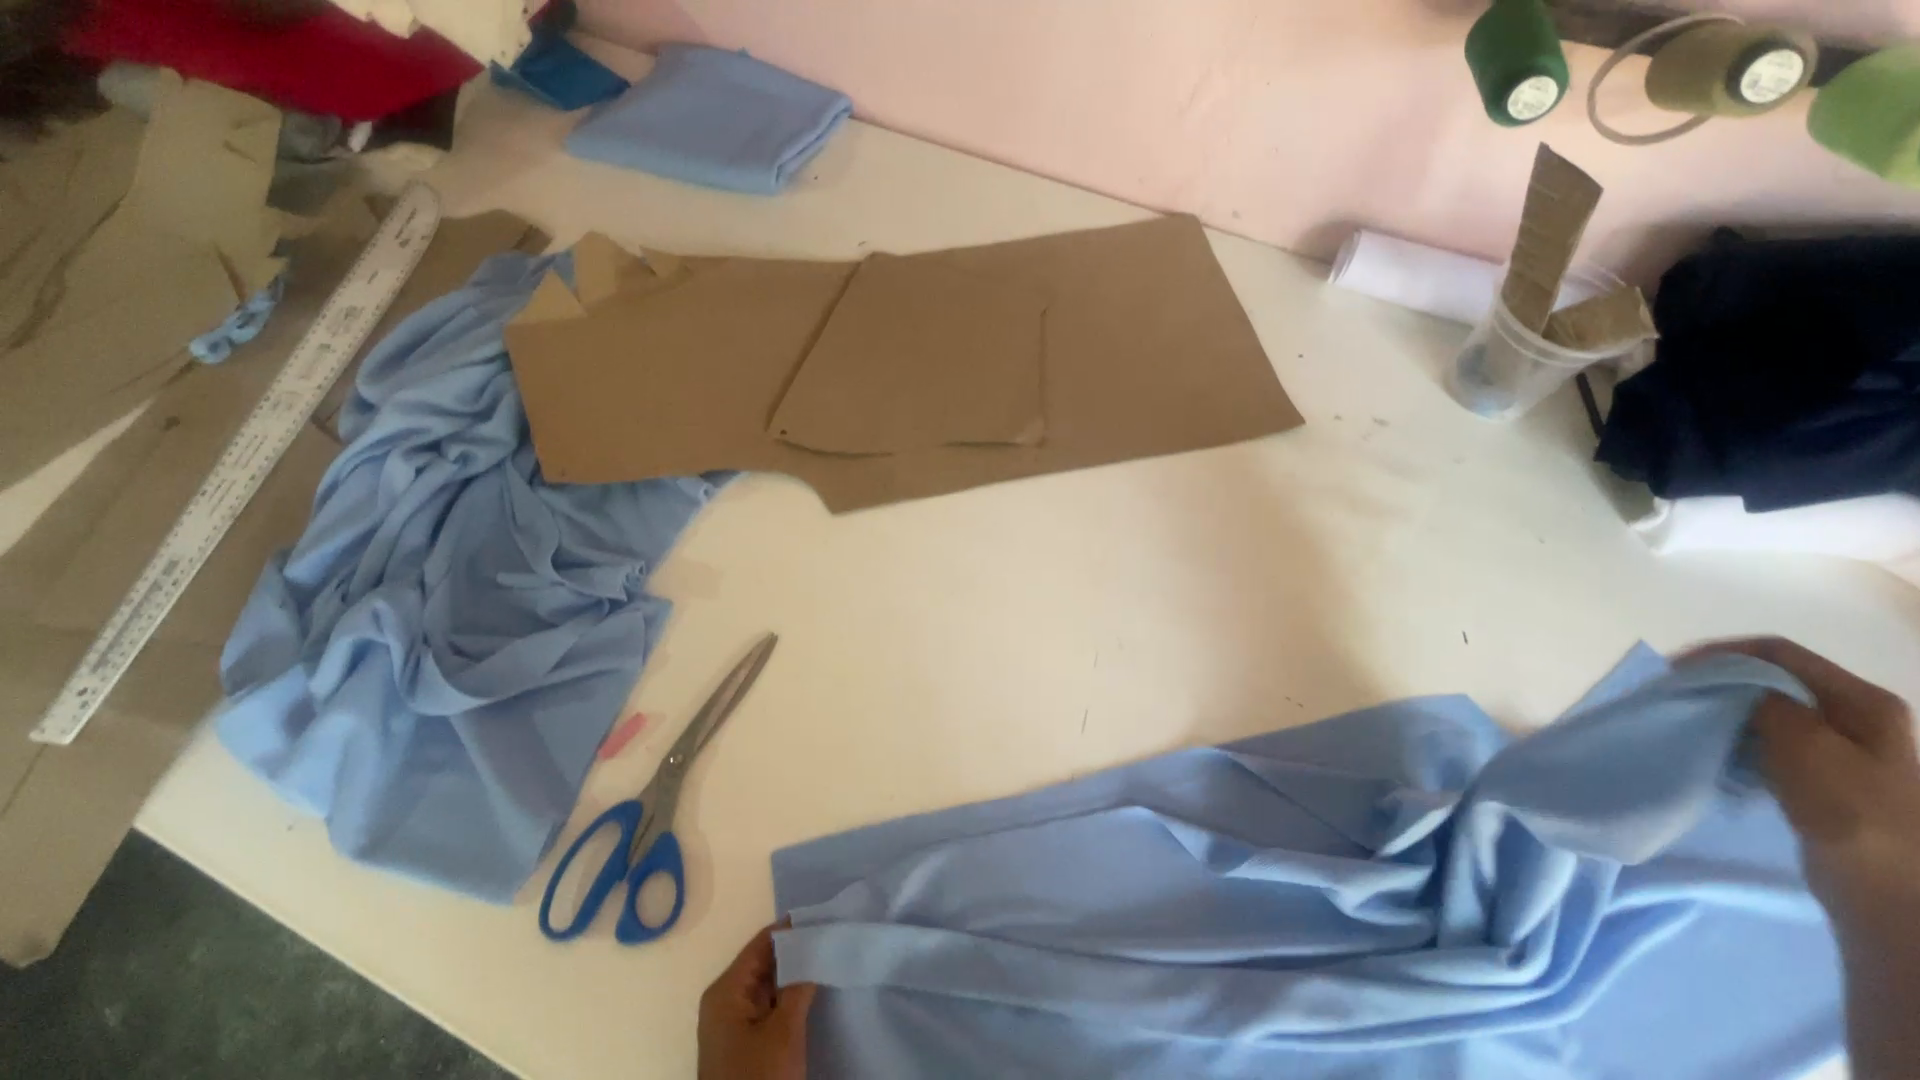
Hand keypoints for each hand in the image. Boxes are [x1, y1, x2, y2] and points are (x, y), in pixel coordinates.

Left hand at [697, 923, 816, 1079]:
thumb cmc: (759, 1077)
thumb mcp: (784, 1031)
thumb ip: (799, 985)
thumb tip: (814, 947)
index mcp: (726, 990)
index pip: (763, 943)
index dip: (794, 929)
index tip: (827, 918)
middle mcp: (724, 1000)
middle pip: (764, 962)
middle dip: (798, 951)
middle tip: (835, 937)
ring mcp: (731, 1022)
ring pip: (767, 985)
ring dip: (795, 975)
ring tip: (831, 958)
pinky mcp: (741, 1041)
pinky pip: (767, 1006)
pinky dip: (789, 997)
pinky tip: (814, 992)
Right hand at [1703, 638, 1919, 913]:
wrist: (1886, 887)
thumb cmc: (1849, 808)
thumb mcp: (1803, 743)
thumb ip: (1765, 701)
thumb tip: (1732, 685)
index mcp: (1862, 700)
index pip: (1779, 652)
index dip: (1723, 653)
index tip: (1675, 671)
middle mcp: (1855, 716)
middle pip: (1774, 679)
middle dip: (1722, 683)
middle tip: (1676, 697)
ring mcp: (1841, 748)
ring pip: (1769, 712)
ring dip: (1727, 713)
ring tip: (1690, 725)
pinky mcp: (1822, 777)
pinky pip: (1770, 743)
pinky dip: (1739, 742)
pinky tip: (1718, 756)